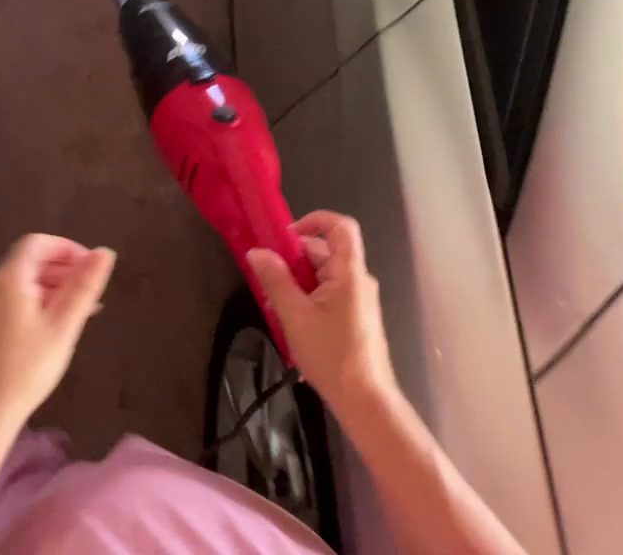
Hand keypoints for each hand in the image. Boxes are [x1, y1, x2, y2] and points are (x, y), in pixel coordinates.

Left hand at [0, 234, 115, 431]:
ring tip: (83, 309)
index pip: (37, 243)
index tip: (91, 265)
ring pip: (24, 282)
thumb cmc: (26, 368)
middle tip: (92, 288)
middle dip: (63, 268)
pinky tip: (57, 325)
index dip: (66, 248)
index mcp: (9, 278)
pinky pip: (15, 300)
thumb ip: (84, 287)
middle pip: (30, 261)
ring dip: (54, 287)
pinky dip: (39, 302)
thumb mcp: (63, 326)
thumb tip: (104, 251)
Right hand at [245, 211, 395, 412]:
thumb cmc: (332, 355)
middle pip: (326, 251)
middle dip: (294, 260)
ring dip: (298, 282)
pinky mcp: (357, 316)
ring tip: (278, 307)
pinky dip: (309, 297)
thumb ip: (275, 280)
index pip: (341, 226)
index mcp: (349, 273)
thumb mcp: (295, 316)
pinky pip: (330, 292)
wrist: (366, 402)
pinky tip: (293, 322)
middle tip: (269, 280)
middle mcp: (359, 280)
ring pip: (325, 274)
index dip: (314, 220)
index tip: (286, 237)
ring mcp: (360, 299)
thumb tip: (257, 252)